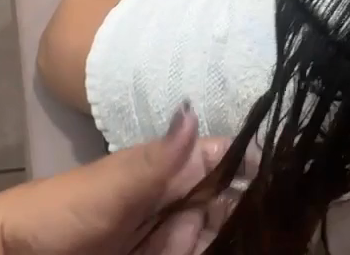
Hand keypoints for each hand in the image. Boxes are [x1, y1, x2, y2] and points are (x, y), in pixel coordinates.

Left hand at [0, 105, 253, 254]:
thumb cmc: (63, 212)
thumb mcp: (111, 185)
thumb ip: (158, 157)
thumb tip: (194, 108)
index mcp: (174, 167)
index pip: (228, 159)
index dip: (257, 165)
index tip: (286, 179)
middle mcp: (178, 199)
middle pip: (229, 204)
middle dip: (247, 214)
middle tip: (251, 224)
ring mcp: (168, 236)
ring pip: (212, 235)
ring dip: (228, 238)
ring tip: (202, 240)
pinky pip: (193, 253)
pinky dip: (204, 250)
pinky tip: (215, 245)